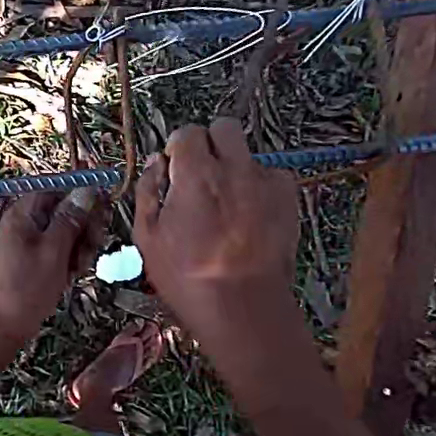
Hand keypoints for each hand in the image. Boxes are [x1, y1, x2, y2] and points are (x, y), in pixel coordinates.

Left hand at [0, 188, 106, 346]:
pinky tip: (72, 274)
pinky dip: (70, 258)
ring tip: (79, 267)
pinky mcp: (36, 258)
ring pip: (67, 230)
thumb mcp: (53, 251)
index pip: (56, 185)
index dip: (82, 190)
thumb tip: (86, 189)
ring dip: (80, 244)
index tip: (104, 202)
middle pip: (65, 207)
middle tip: (93, 244)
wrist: (2, 327)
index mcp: (23, 212)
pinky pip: (60, 248)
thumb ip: (70, 219)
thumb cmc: (25, 288)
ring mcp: (30, 241)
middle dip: (85, 223)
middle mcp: (25, 221)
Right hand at [134, 119, 303, 367]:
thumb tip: (156, 163)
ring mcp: (266, 183)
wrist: (241, 307)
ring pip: (249, 154)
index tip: (174, 168)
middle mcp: (234, 170)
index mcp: (195, 175)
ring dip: (235, 167)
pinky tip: (248, 217)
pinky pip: (272, 177)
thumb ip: (148, 191)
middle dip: (210, 143)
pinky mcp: (289, 200)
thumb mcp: (147, 237)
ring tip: (226, 201)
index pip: (187, 132)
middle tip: (200, 173)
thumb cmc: (185, 276)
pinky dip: (259, 188)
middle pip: (224, 128)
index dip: (178, 148)